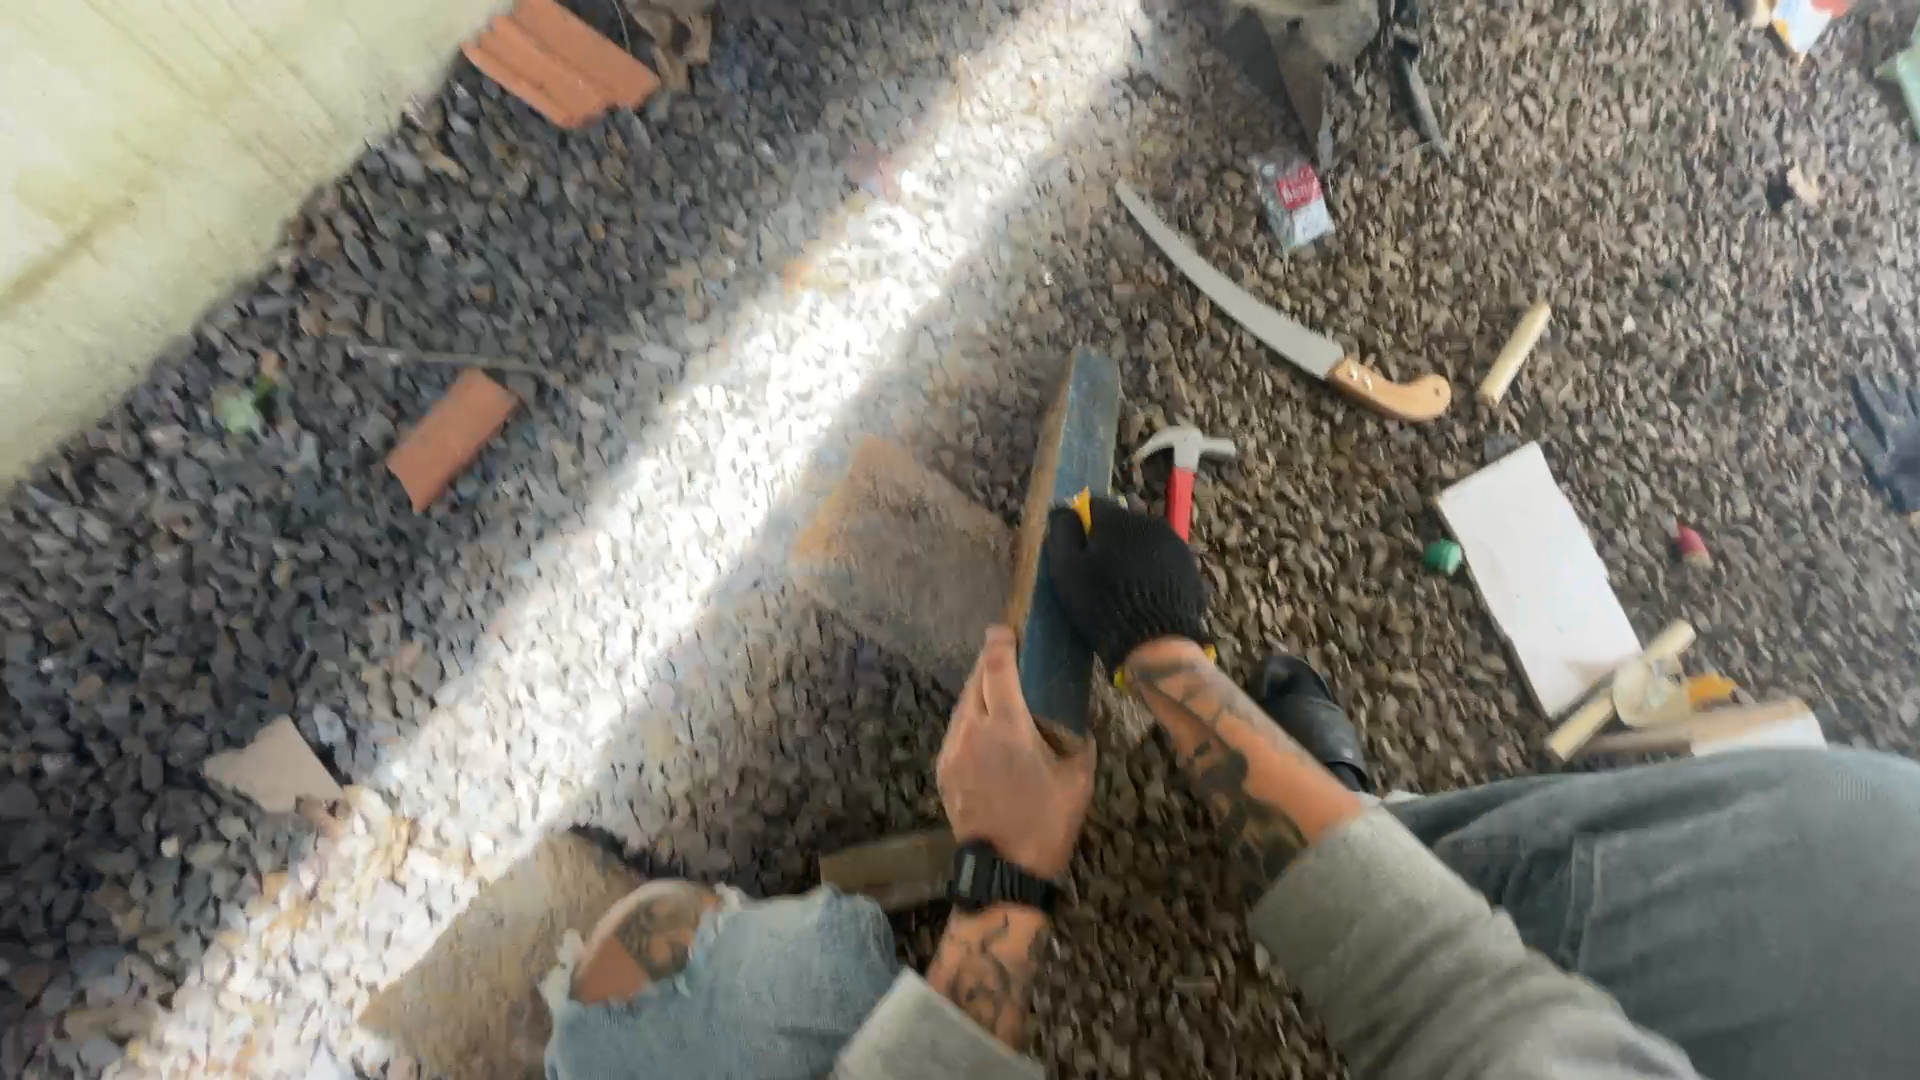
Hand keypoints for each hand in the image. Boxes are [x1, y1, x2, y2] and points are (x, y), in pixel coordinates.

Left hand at [937, 626, 1096, 879]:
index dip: (999, 643)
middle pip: (974, 680)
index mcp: (1007, 726)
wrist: (1004, 870)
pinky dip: (969, 716)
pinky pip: (955, 729)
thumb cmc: (1047, 823)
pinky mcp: (943, 768)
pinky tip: (984, 724)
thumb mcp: (1078, 780)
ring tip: (996, 688)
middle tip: (1006, 655)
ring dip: (977, 689)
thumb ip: (1081, 743)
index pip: (997, 668)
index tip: (1005, 630)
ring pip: (961, 704)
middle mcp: (973, 730)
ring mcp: (952, 749)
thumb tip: (1081, 723)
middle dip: (988, 663)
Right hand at [1041, 498, 1209, 670]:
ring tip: (1126, 585)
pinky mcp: (1190, 567)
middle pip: (1122, 522)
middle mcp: (1149, 522)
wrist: (1154, 640)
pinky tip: (1146, 595)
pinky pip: (1164, 560)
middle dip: (1111, 539)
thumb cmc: (1101, 601)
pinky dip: (1153, 570)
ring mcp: (1175, 544)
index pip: (1093, 505)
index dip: (1083, 526)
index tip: (1079, 549)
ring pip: (1145, 540)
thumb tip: (1064, 510)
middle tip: (1101, 571)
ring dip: (1134, 554)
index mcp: (1117, 518)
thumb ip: (1062, 531)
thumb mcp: (1066, 567)